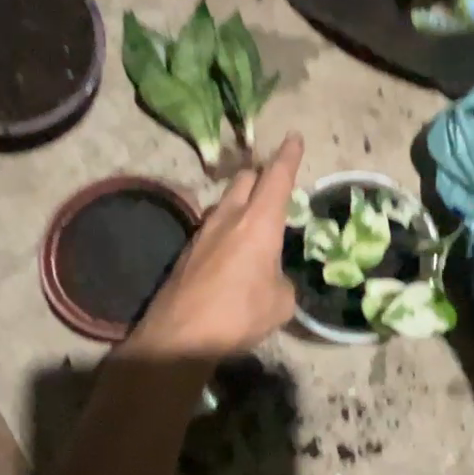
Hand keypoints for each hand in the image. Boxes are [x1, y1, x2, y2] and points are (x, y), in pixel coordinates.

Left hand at [124, 134, 304, 360]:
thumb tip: (275, 279)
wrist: (179, 337)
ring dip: (242, 202)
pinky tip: (232, 252)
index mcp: (259, 222)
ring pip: (226, 201)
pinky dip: (227, 228)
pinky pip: (212, 227)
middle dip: (262, 175)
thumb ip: (283, 281)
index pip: (277, 177)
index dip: (288, 156)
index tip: (294, 137)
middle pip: (245, 179)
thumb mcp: (281, 303)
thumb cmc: (239, 315)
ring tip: (255, 221)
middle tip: (276, 185)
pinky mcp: (187, 251)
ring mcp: (203, 232)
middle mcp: (229, 217)